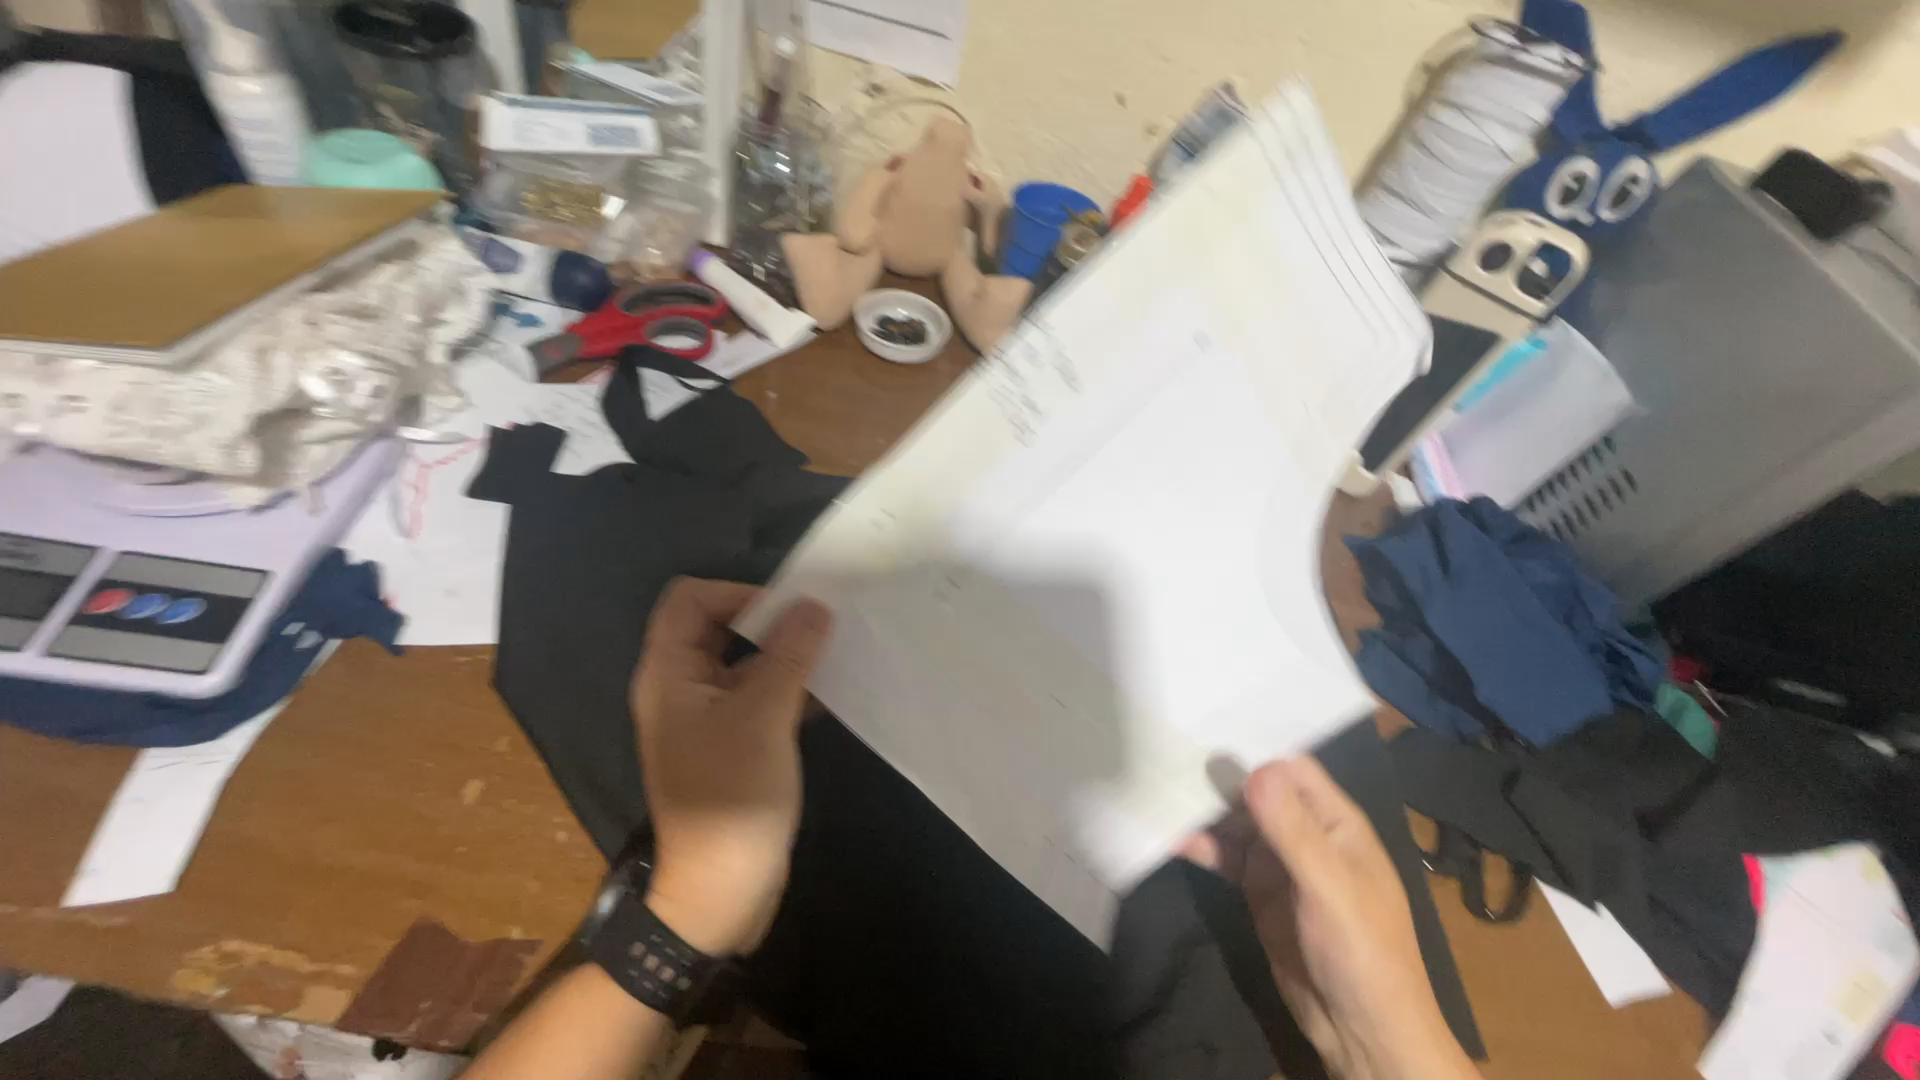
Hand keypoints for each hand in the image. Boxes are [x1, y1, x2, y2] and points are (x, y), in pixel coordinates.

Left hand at [629, 578, 831, 956]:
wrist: (721, 890)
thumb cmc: (732, 797)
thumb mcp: (763, 718)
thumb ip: (789, 656)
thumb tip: (815, 604)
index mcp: (669, 674)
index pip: (690, 599)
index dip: (738, 593)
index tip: (790, 614)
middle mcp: (680, 687)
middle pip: (718, 625)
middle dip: (770, 620)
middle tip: (822, 625)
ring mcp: (706, 717)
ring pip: (743, 661)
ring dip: (785, 653)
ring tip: (835, 653)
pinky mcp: (732, 743)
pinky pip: (758, 695)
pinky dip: (789, 686)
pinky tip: (830, 693)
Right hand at [1182, 758, 1478, 1079]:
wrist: (1362, 1033)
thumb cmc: (1364, 954)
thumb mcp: (1330, 888)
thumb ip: (1293, 831)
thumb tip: (1256, 770)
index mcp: (1337, 824)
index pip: (1293, 772)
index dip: (1254, 755)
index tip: (1207, 738)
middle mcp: (1307, 836)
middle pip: (1257, 794)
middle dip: (1218, 780)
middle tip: (1168, 761)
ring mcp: (1280, 865)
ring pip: (1236, 824)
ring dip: (1203, 813)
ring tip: (1159, 797)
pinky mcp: (1258, 892)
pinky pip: (1225, 859)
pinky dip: (1200, 848)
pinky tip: (1170, 839)